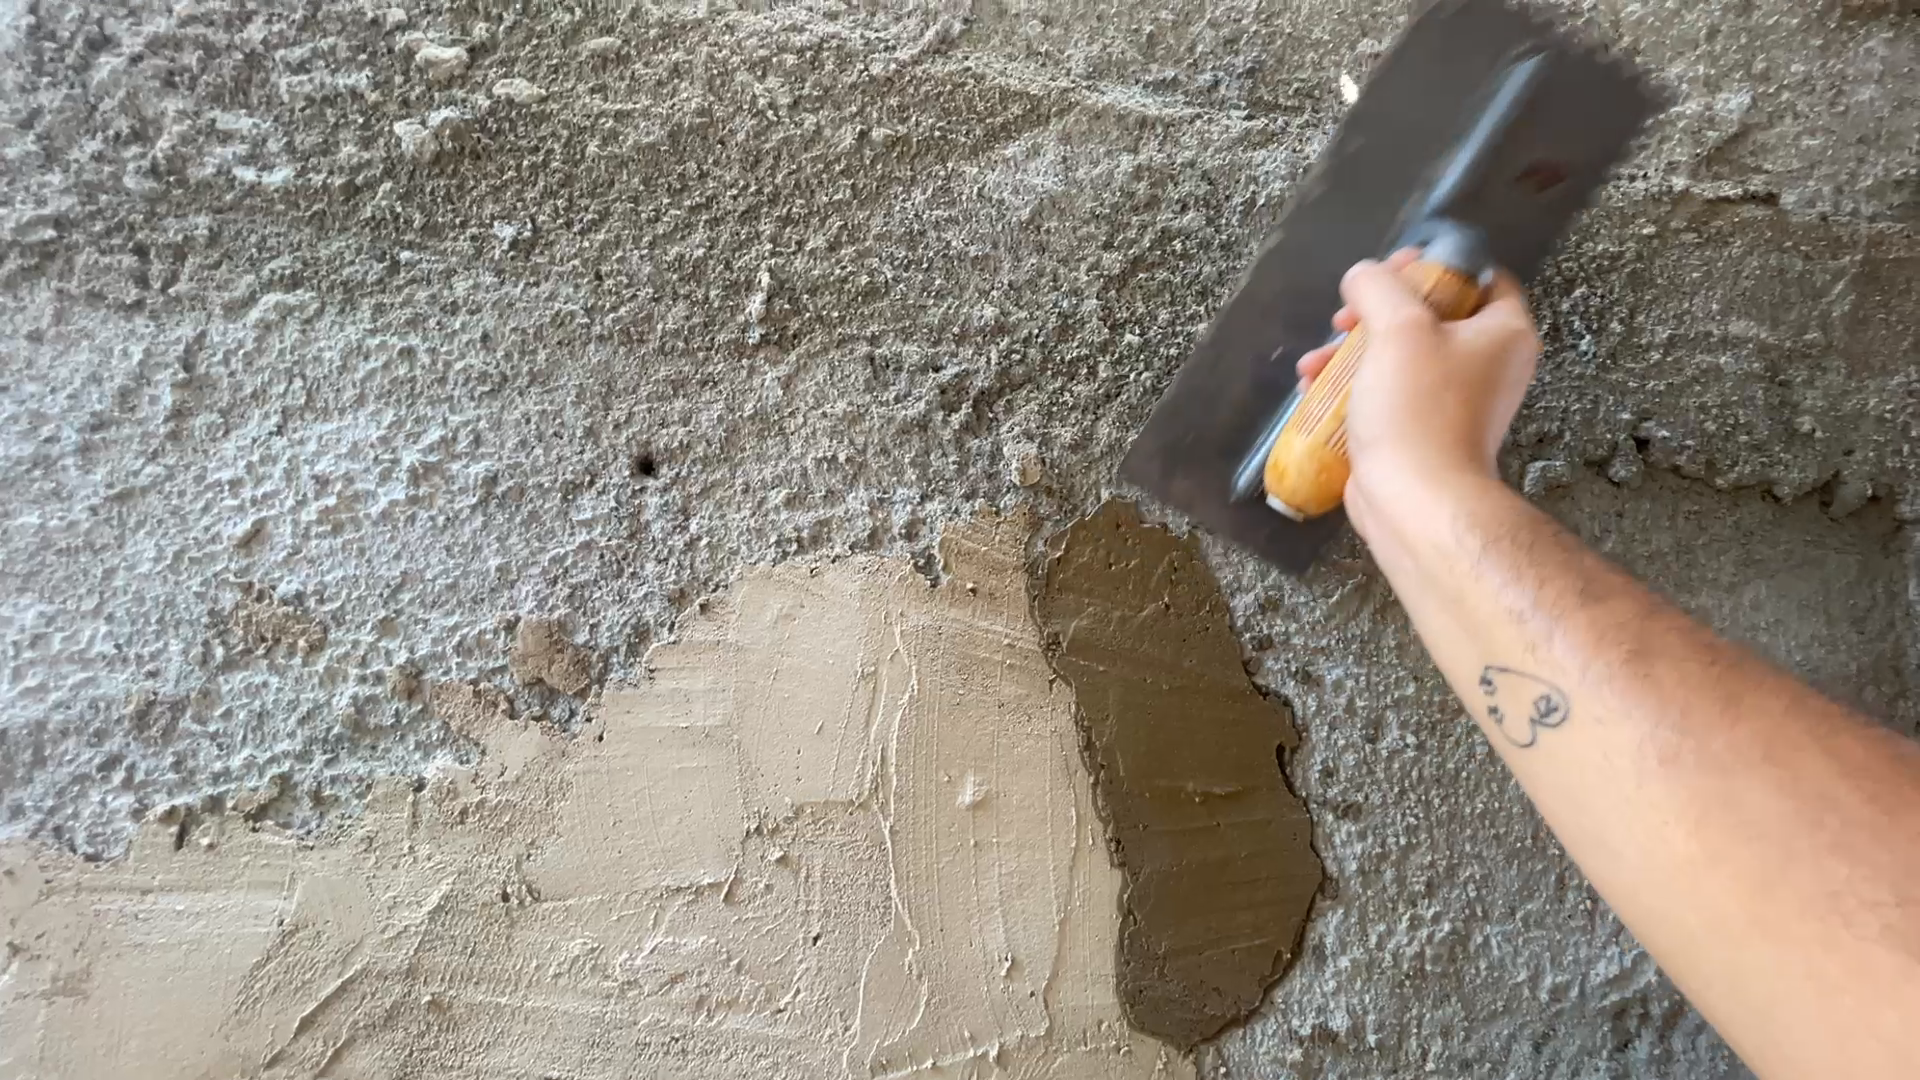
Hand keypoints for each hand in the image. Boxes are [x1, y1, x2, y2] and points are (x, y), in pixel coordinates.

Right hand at [1294, 248, 1540, 534]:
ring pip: (1398, 359)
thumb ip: (1378, 288)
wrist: (1412, 497)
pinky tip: (1314, 391)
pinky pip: (1386, 395)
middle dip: (1373, 317)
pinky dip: (1352, 389)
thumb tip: (1362, 274)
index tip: (1384, 276)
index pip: (1478, 278)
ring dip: (1350, 354)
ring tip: (1312, 364)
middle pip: (1427, 319)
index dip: (1429, 268)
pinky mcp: (1419, 433)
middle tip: (1341, 321)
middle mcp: (1486, 365)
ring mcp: (1452, 403)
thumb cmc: (1415, 409)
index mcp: (1502, 332)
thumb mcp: (1397, 330)